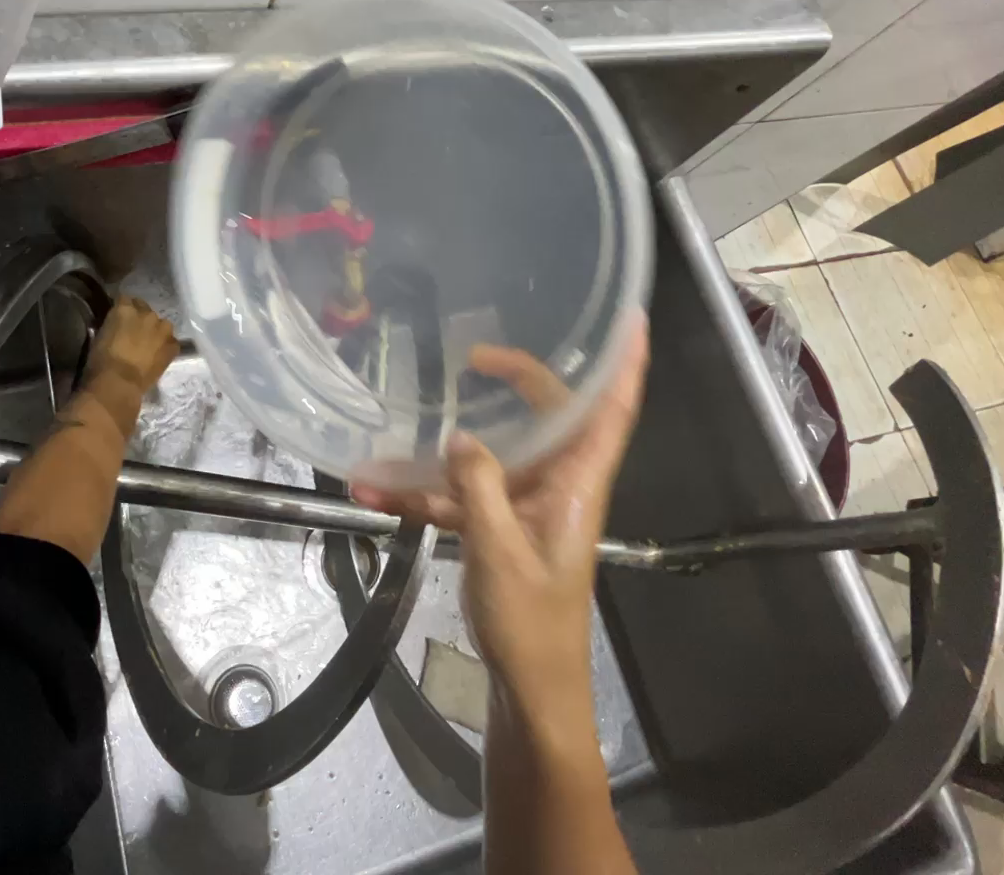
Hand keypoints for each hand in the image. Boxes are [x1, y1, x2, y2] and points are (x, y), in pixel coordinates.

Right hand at [84, 295, 178, 396]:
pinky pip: (170, 341)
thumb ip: (111, 324)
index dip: (122, 309)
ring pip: (161, 324)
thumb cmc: (101, 361)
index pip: (124, 299)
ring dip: (155, 330)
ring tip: (148, 344)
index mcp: (125, 308)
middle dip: (140, 318)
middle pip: (144, 309)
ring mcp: (163, 329)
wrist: (119, 382)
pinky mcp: (173, 345)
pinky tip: (158, 355)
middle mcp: (147, 313)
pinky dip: (165, 346)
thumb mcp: (99, 336)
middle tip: (133, 332)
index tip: (119, 318)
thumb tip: (115, 325)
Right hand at [352, 314, 648, 714]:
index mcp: (577, 484)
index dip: (625, 364)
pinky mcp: (496, 527)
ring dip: (442, 450)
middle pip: (547, 416)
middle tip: (475, 356)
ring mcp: (523, 505)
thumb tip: (458, 437)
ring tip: (393, 435)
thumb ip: (479, 490)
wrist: (530, 685)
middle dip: (516, 380)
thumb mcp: (500, 553)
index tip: (630, 318)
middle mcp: (555, 484)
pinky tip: (373, 492)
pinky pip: (457, 496)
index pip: (611, 411)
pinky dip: (421, 494)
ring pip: (489, 456)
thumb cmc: (532, 623)